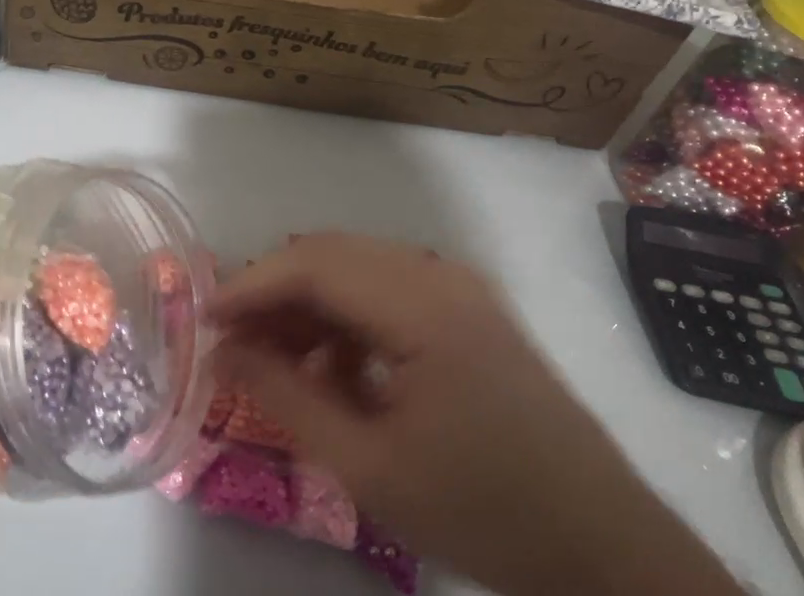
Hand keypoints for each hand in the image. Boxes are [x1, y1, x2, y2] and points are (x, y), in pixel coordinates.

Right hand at [211, 233, 745, 595]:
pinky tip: (333, 369)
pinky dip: (347, 319)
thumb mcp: (365, 465)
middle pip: (333, 256)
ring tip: (273, 360)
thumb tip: (220, 351)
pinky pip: (389, 292)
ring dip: (308, 306)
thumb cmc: (480, 509)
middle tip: (230, 343)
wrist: (601, 547)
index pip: (313, 264)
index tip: (202, 321)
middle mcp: (444, 278)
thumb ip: (283, 398)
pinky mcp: (472, 314)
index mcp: (424, 306)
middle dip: (273, 293)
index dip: (249, 285)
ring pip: (359, 270)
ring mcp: (463, 292)